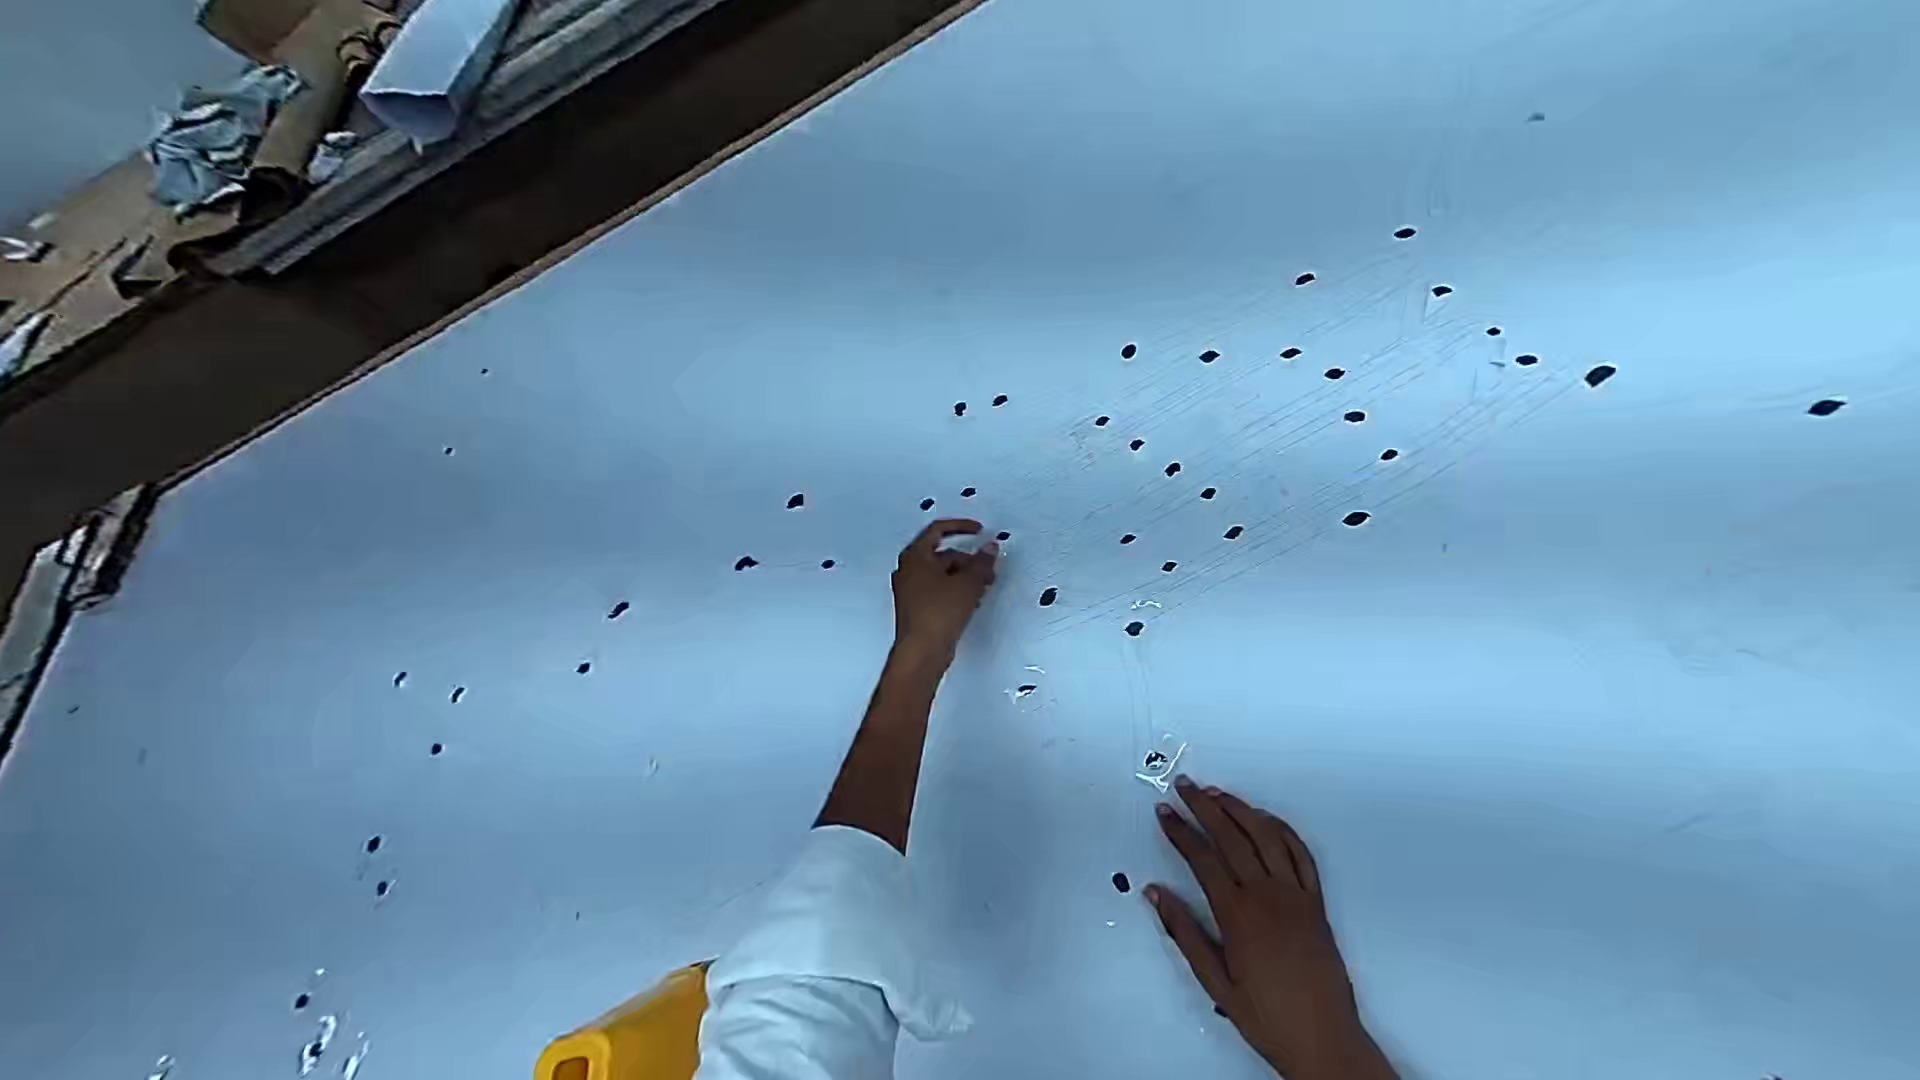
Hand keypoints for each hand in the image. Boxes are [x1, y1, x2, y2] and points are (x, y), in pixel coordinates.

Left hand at [891, 518, 997, 657]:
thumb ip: (981, 562)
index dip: (960, 527)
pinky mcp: (917, 607)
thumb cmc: (937, 614)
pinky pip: (939, 590)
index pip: (937, 530)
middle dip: (968, 558)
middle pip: (942, 554)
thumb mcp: (968, 583)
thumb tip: (989, 549)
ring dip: (964, 576)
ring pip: (942, 573)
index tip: (978, 530)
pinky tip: (971, 601)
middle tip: (988, 567)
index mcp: (915, 556)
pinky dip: (955, 589)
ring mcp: (911, 590)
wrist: (922, 650)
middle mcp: (909, 570)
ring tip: (983, 586)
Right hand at [1147, 777, 1396, 1079]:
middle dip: (1203, 806)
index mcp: (1238, 915)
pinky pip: (1301, 855)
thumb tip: (1155, 892)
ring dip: (1239, 809)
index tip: (1164, 811)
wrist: (1327, 1045)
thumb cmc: (1267, 1017)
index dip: (1180, 830)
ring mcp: (1295, 896)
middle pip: (1231, 836)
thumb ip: (1183, 931)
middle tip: (1185, 786)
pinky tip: (1264, 818)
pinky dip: (1282, 829)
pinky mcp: (1316, 902)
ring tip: (1217, 793)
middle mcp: (1267, 896)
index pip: (1202, 858)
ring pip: (1265, 836)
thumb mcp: (1214, 981)